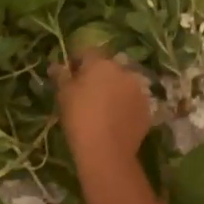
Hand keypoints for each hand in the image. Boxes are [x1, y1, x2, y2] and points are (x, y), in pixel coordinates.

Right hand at [50, 53, 150, 175]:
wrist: (106, 151)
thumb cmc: (80, 117)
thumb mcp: (63, 94)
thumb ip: (61, 75)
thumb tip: (55, 65)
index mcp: (101, 63)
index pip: (87, 52)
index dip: (77, 62)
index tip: (69, 75)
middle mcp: (123, 70)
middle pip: (108, 67)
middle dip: (97, 75)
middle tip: (85, 92)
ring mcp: (139, 90)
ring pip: (122, 83)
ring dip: (113, 88)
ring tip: (102, 107)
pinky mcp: (147, 108)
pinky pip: (132, 99)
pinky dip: (124, 104)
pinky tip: (115, 118)